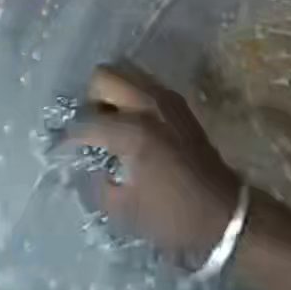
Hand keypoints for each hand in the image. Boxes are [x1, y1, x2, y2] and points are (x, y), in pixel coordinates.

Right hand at [66, 64, 243, 265]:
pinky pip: (141, 82)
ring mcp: (165, 99)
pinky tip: (130, 122)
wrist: (231, 218)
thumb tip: (83, 168)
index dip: (69, 135)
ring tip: (111, 121)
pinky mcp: (177, 103)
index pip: (87, 122)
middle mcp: (147, 105)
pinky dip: (128, 94)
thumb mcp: (127, 210)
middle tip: (92, 126)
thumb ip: (97, 185)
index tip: (59, 146)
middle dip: (91, 99)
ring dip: (110, 92)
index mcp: (134, 131)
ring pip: (123, 72)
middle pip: (103, 77)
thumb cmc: (177, 217)